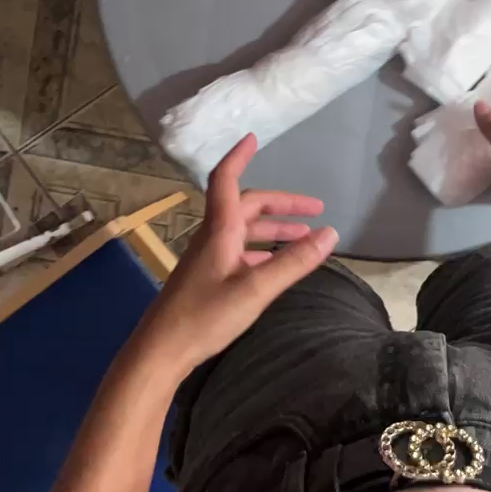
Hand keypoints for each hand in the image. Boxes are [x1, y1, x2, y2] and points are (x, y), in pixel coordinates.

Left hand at [128, 134, 336, 376]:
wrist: (160, 353)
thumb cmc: (204, 317)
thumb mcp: (256, 290)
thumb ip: (293, 263)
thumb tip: (331, 234)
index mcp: (220, 230)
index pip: (227, 181)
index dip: (239, 157)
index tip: (253, 138)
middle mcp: (213, 237)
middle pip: (247, 206)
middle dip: (281, 204)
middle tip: (315, 210)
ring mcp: (208, 258)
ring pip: (244, 230)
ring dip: (274, 228)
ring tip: (305, 238)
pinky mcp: (208, 278)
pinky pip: (239, 251)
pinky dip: (262, 250)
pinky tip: (276, 264)